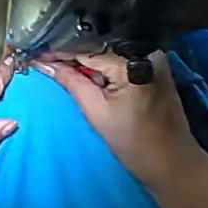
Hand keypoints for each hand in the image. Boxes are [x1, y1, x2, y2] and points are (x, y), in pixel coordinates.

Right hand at [34, 50, 207, 190]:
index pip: (87, 49)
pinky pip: (120, 58)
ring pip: (108, 51)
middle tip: (41, 57)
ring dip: (82, 57)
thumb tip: (43, 64)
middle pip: (98, 46)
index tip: (34, 53)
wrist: (173, 162)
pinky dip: (100, 63)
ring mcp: (153, 57)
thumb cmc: (134, 143)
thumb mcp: (96, 111)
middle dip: (69, 52)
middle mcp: (146, 52)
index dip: (58, 51)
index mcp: (133, 63)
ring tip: (55, 61)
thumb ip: (70, 82)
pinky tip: (80, 68)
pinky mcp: (154, 66)